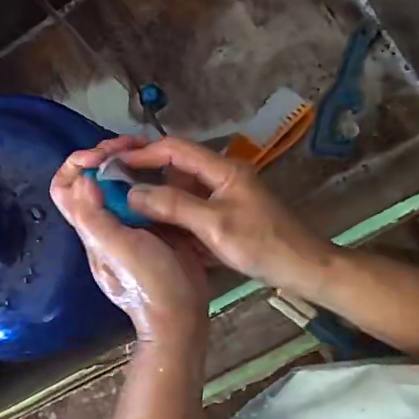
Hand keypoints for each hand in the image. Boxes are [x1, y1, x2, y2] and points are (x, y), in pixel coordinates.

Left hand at [50, 138, 208, 347]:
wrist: (182, 315)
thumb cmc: (149, 286)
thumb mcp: (118, 251)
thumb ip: (95, 217)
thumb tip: (83, 179)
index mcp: (90, 227)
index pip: (65, 188)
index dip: (76, 165)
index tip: (101, 155)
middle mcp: (106, 222)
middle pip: (94, 180)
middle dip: (107, 155)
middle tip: (133, 144)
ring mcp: (131, 224)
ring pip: (121, 184)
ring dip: (131, 162)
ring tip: (151, 149)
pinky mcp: (156, 225)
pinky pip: (148, 193)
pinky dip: (152, 175)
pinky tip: (169, 169)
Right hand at [115, 136, 338, 300]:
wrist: (304, 268)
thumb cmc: (262, 244)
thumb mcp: (213, 225)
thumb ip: (172, 206)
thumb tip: (131, 193)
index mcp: (222, 169)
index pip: (175, 149)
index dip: (143, 154)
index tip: (114, 165)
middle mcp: (222, 177)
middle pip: (177, 167)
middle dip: (146, 175)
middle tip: (114, 187)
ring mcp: (225, 197)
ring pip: (182, 190)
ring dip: (158, 198)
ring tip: (128, 209)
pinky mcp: (227, 216)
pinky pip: (193, 209)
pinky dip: (174, 215)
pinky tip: (155, 228)